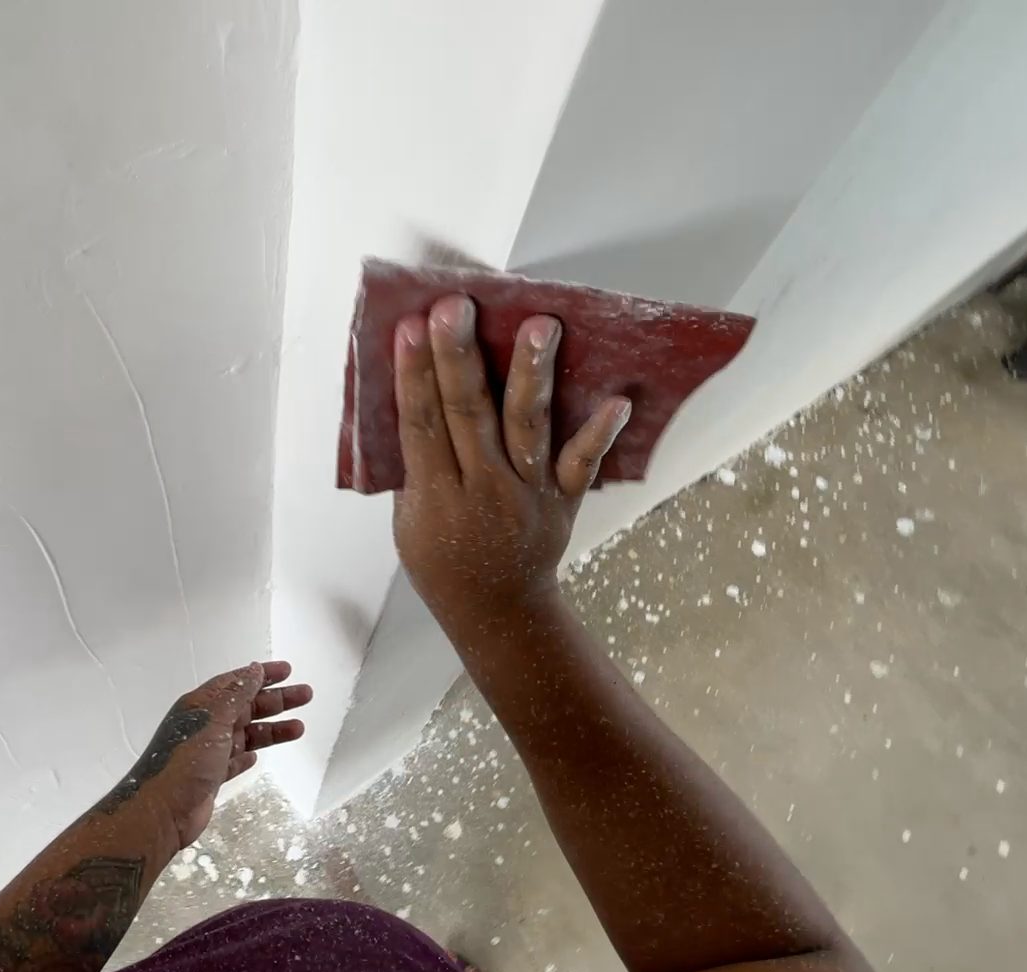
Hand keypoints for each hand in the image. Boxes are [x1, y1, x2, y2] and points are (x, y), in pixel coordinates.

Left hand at [101, 661, 308, 847]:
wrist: (162, 812)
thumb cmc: (186, 760)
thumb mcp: (213, 719)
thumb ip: (236, 695)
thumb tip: (255, 670)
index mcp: (202, 705)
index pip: (237, 683)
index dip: (262, 675)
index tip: (287, 670)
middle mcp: (206, 725)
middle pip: (247, 707)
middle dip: (276, 700)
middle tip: (306, 695)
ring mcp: (209, 752)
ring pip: (247, 734)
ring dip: (272, 730)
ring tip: (300, 728)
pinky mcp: (212, 777)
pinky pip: (235, 760)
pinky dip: (248, 755)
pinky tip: (259, 757)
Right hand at [392, 294, 631, 626]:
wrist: (495, 609)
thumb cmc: (441, 563)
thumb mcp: (407, 522)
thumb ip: (413, 468)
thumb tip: (414, 401)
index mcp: (436, 497)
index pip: (421, 426)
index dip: (415, 375)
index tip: (411, 327)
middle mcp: (483, 491)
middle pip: (468, 416)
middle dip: (459, 358)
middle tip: (457, 308)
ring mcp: (527, 495)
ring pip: (527, 428)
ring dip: (532, 376)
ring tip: (541, 327)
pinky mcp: (562, 500)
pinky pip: (582, 466)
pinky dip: (599, 436)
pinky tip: (618, 401)